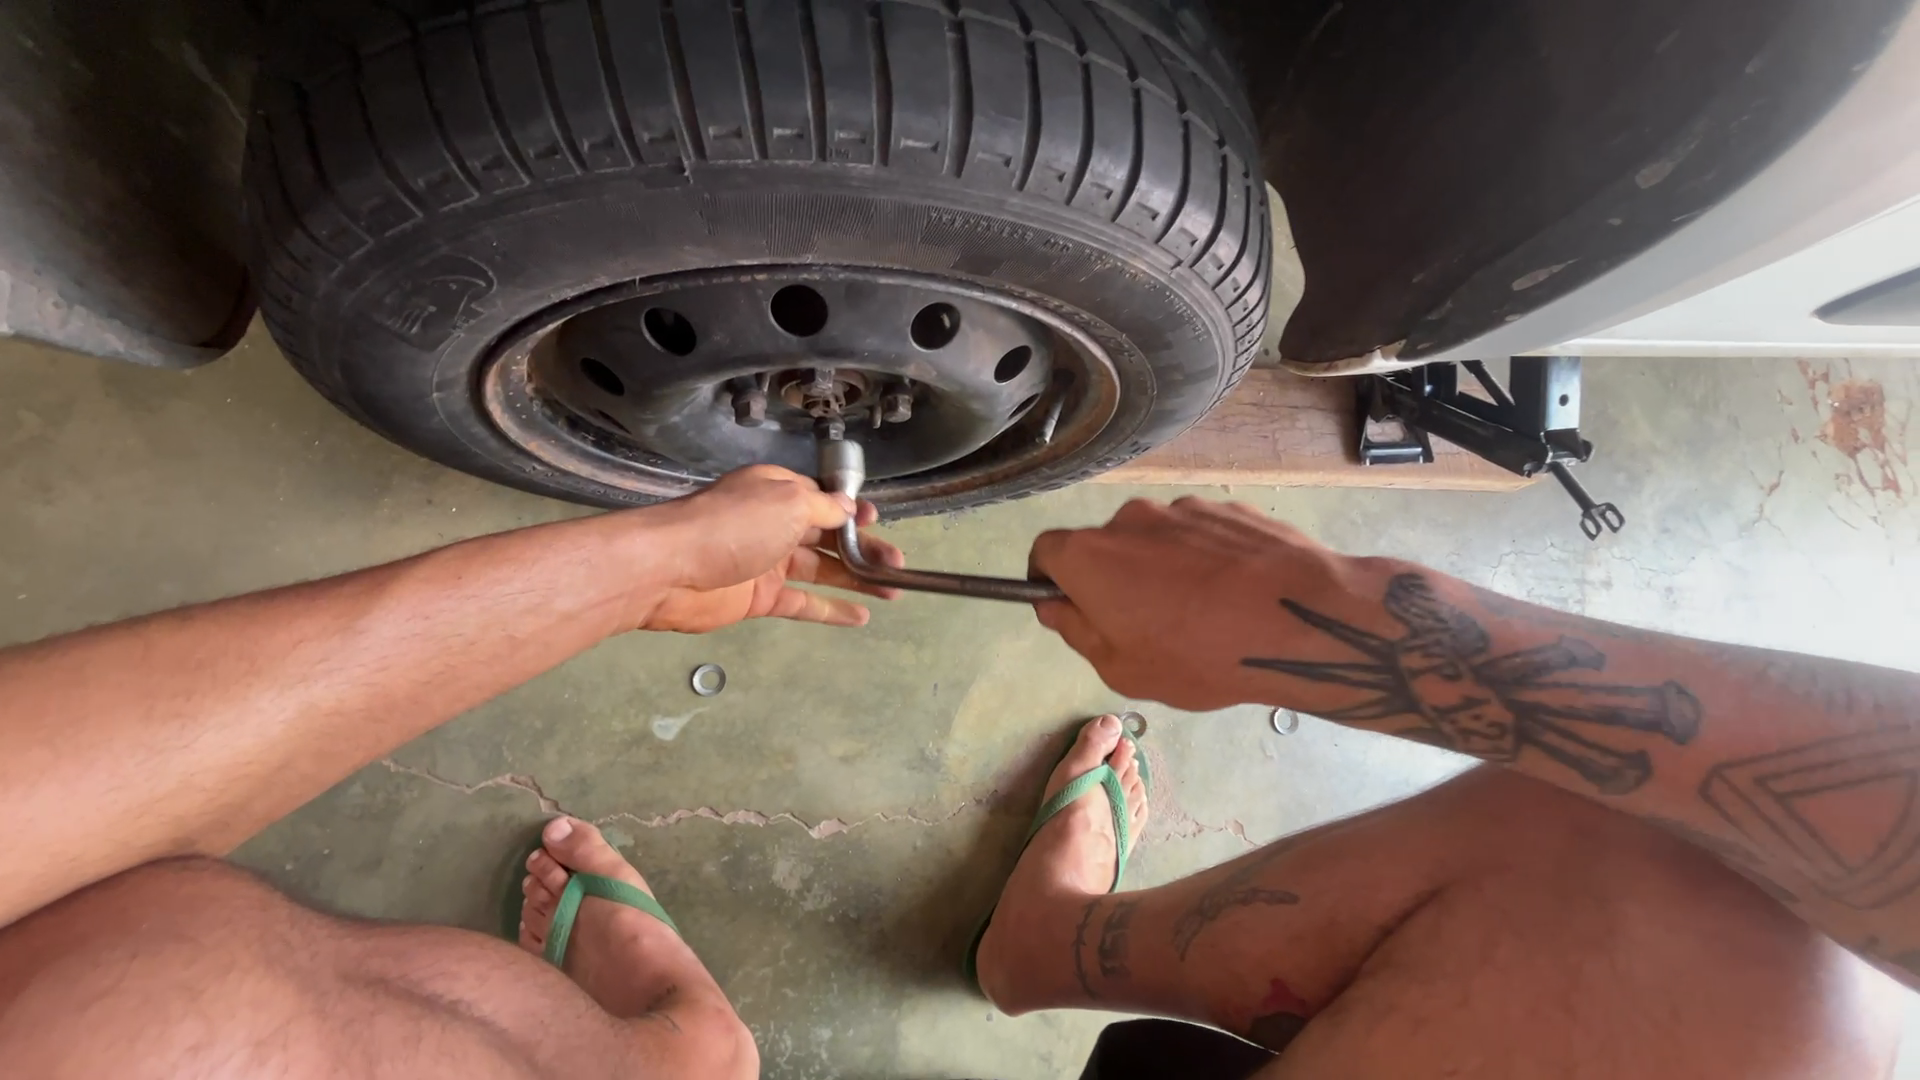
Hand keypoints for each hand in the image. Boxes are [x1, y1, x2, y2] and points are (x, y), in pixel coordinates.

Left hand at [630, 466, 905, 632]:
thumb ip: (823, 508)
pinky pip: (803, 603)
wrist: (668, 570)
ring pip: (821, 570)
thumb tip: (848, 508)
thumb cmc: (732, 525)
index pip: (822, 499)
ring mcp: (766, 563)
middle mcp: (773, 524)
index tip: (879, 523)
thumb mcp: (788, 502)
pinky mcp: (759, 598)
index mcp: (777, 492)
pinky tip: (861, 617)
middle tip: (898, 565)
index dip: (852, 512)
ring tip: (893, 590)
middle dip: (865, 548)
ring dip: (857, 579)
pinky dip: (831, 609)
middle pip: (828, 536)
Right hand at [1029, 497, 1394, 710]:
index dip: (1050, 581)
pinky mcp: (1226, 507)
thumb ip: (1076, 630)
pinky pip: (1197, 535)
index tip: (1072, 609)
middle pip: (1101, 546)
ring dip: (1159, 567)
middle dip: (1110, 579)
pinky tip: (1232, 593)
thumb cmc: (1195, 655)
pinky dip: (1201, 558)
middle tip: (1143, 624)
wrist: (1299, 622)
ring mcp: (1180, 509)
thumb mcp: (1120, 668)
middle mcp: (1126, 519)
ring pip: (1152, 540)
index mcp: (1088, 556)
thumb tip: (1055, 605)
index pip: (1044, 552)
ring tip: (1199, 611)